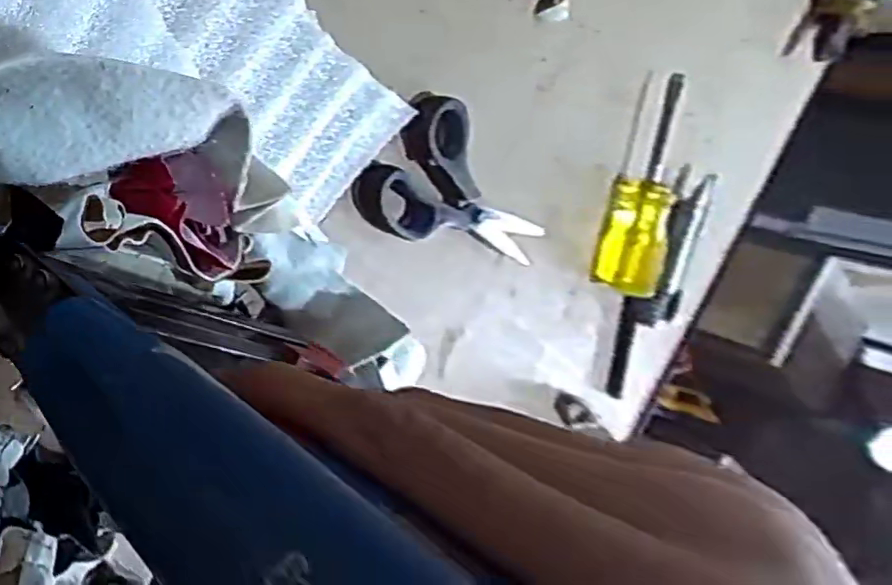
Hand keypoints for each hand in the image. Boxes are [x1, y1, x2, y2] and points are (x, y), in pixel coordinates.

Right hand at [220, 364, 853, 584]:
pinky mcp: (712, 479)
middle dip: (349, 419)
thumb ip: (429, 562)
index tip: (242, 389)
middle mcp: (693, 510)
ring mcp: (711, 484)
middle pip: (452, 422)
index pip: (429, 447)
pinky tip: (461, 492)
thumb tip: (328, 513)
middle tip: (279, 434)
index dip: (316, 405)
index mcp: (651, 584)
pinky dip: (479, 457)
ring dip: (411, 438)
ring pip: (492, 422)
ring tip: (363, 470)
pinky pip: (544, 444)